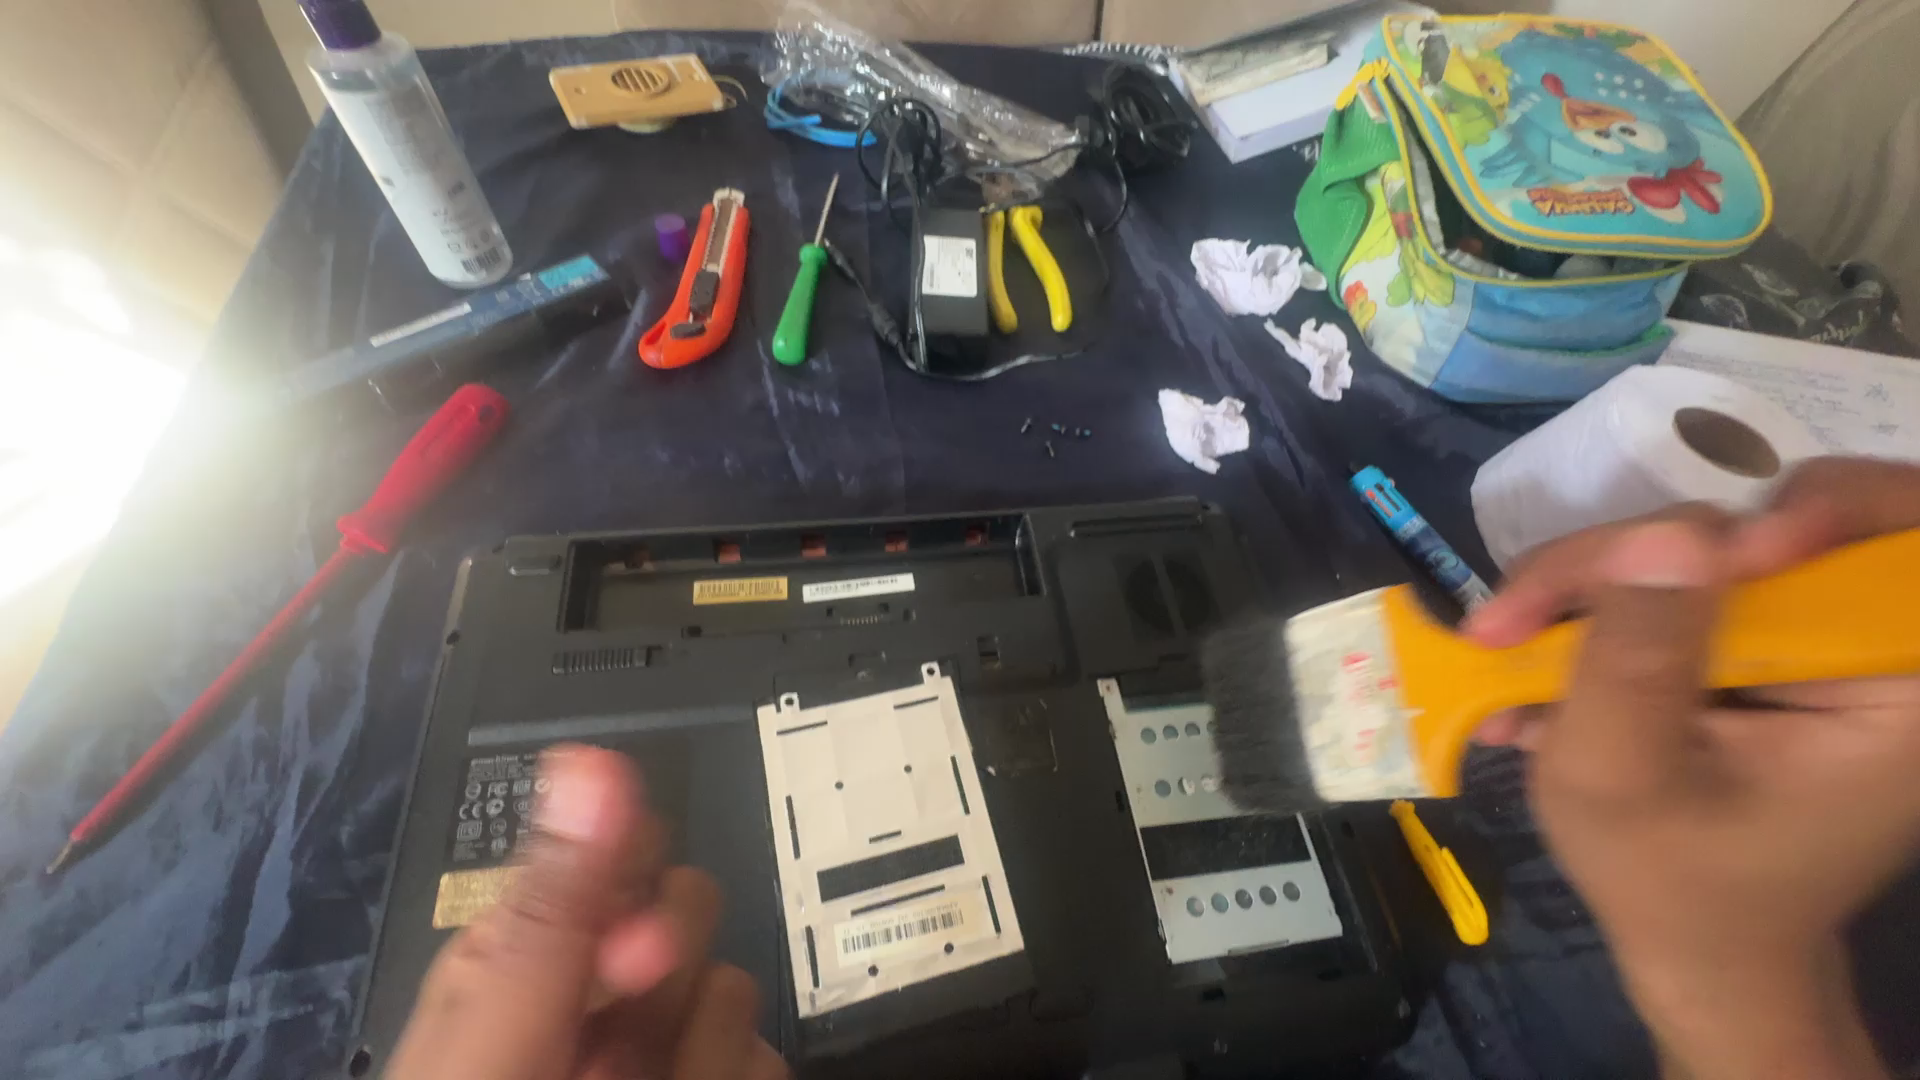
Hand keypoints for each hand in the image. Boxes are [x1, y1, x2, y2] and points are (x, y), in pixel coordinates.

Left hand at [385, 745, 789, 1079]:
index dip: (632, 877)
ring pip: (735, 989)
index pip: (614, 848)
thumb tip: (592, 762)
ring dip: (697, 1066)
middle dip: (667, 986)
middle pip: (691, 907)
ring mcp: (659, 1047)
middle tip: (613, 1064)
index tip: (624, 953)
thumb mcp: (489, 1055)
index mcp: (524, 958)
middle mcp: (596, 991)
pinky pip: (765, 1056)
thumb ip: (554, 908)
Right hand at [1463, 458, 1919, 1079]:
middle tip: (1510, 620)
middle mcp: (1854, 647)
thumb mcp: (1625, 770)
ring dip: (1572, 591)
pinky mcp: (1735, 648)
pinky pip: (1653, 591)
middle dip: (1611, 562)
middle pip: (1748, 533)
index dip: (1808, 512)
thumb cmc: (1664, 872)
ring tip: (1496, 652)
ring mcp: (1789, 645)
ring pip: (1678, 554)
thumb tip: (1665, 531)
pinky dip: (1575, 617)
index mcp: (1893, 685)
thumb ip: (1638, 655)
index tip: (1683, 552)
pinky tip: (1523, 671)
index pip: (1895, 536)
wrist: (1686, 937)